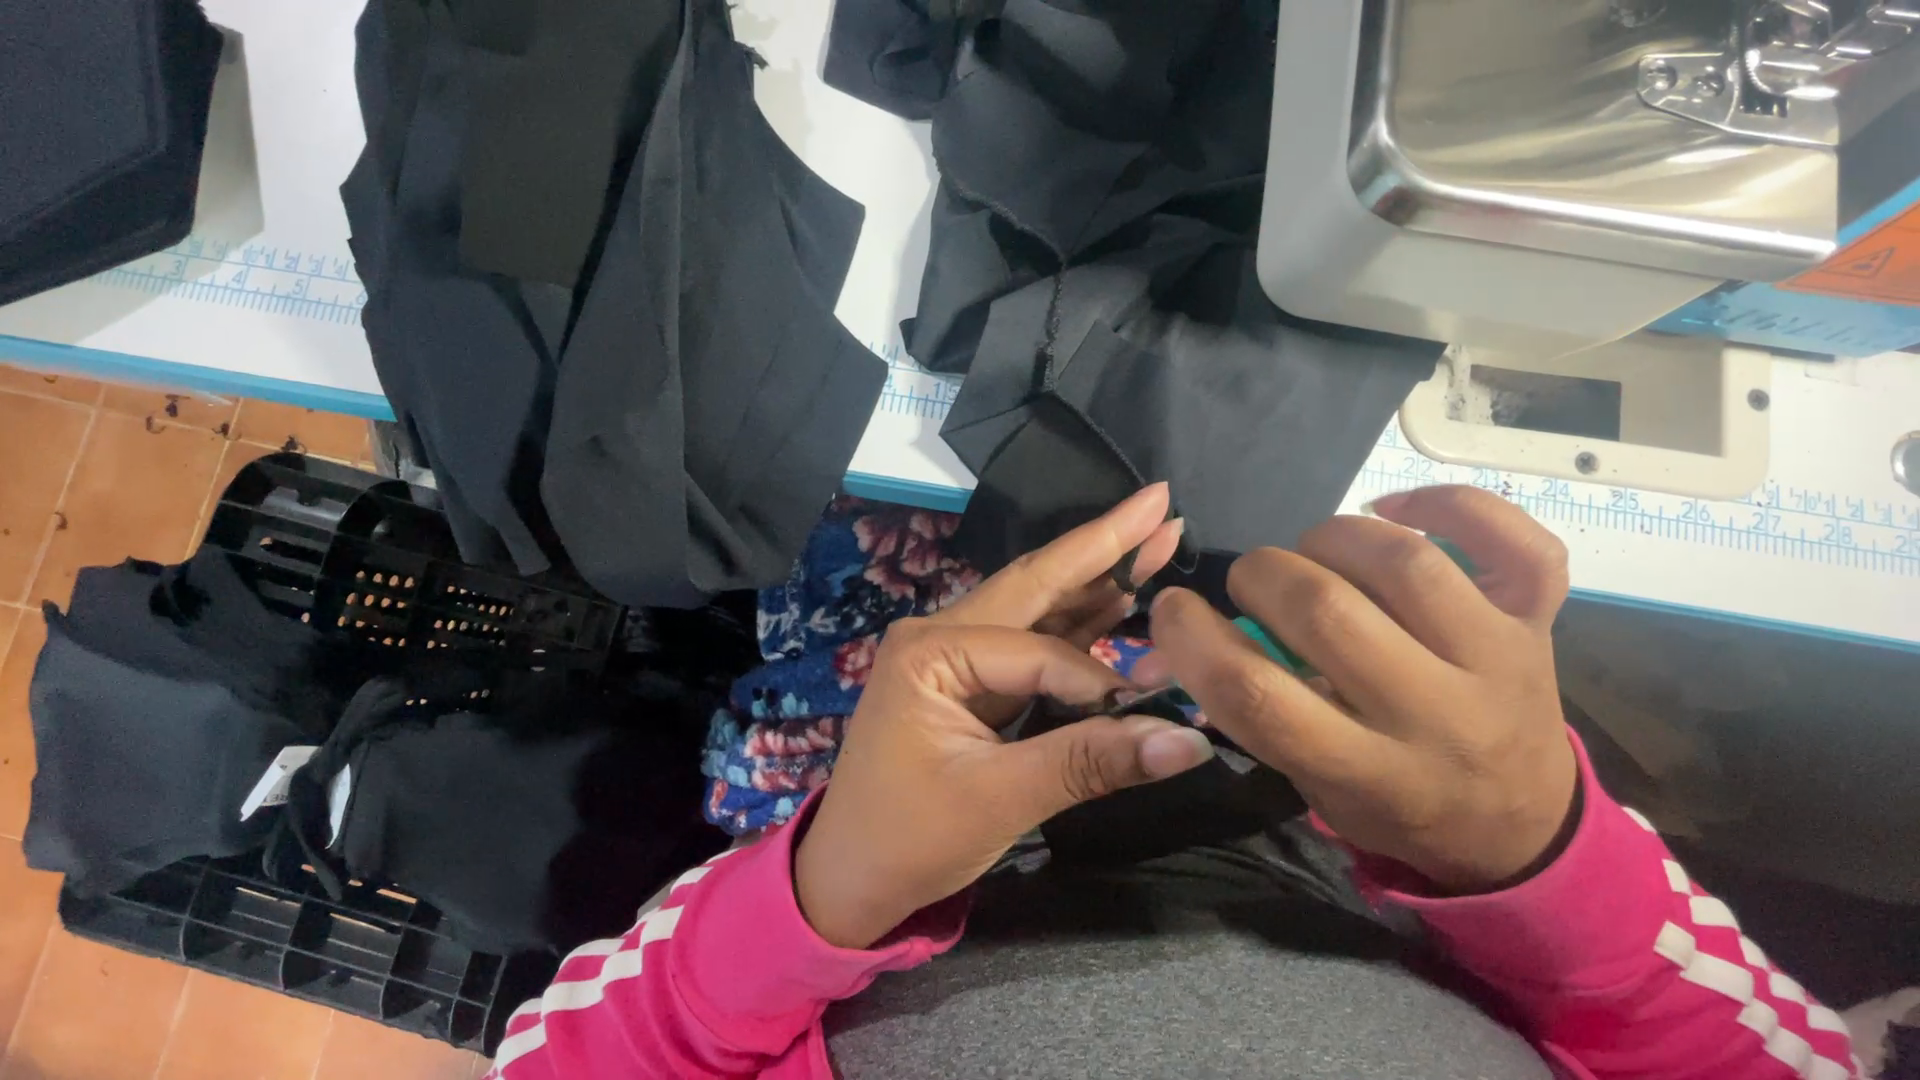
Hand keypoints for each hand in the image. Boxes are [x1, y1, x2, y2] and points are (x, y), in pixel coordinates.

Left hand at [794, 484, 1214, 947]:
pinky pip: (1032, 642)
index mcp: (933, 651)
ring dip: (1095, 576)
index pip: (1037, 652)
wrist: (849, 880)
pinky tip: (1117, 595)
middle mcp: (940, 634)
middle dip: (1102, 545)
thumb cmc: (908, 838)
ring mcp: (954, 654)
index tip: (1143, 717)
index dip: (1095, 683)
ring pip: (1037, 605)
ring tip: (1154, 536)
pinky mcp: (969, 679)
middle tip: (1161, 502)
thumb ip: (1090, 762)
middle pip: (1036, 583)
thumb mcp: (1000, 801)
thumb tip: (1188, 743)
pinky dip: (1078, 625)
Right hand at [1139, 485, 1577, 892]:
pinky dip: (1450, 503)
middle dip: (1260, 576)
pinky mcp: (1540, 623)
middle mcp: (1438, 716)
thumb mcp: (1311, 789)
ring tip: (1313, 553)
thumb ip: (1254, 714)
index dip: (1192, 638)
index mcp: (1369, 773)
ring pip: (1403, 561)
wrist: (1520, 828)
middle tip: (1252, 584)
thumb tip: (1184, 634)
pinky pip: (1516, 540)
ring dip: (1331, 539)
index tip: (1171, 610)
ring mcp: (1500, 661)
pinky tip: (1395, 510)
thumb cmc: (1393, 806)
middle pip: (1324, 612)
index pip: (1257, 695)